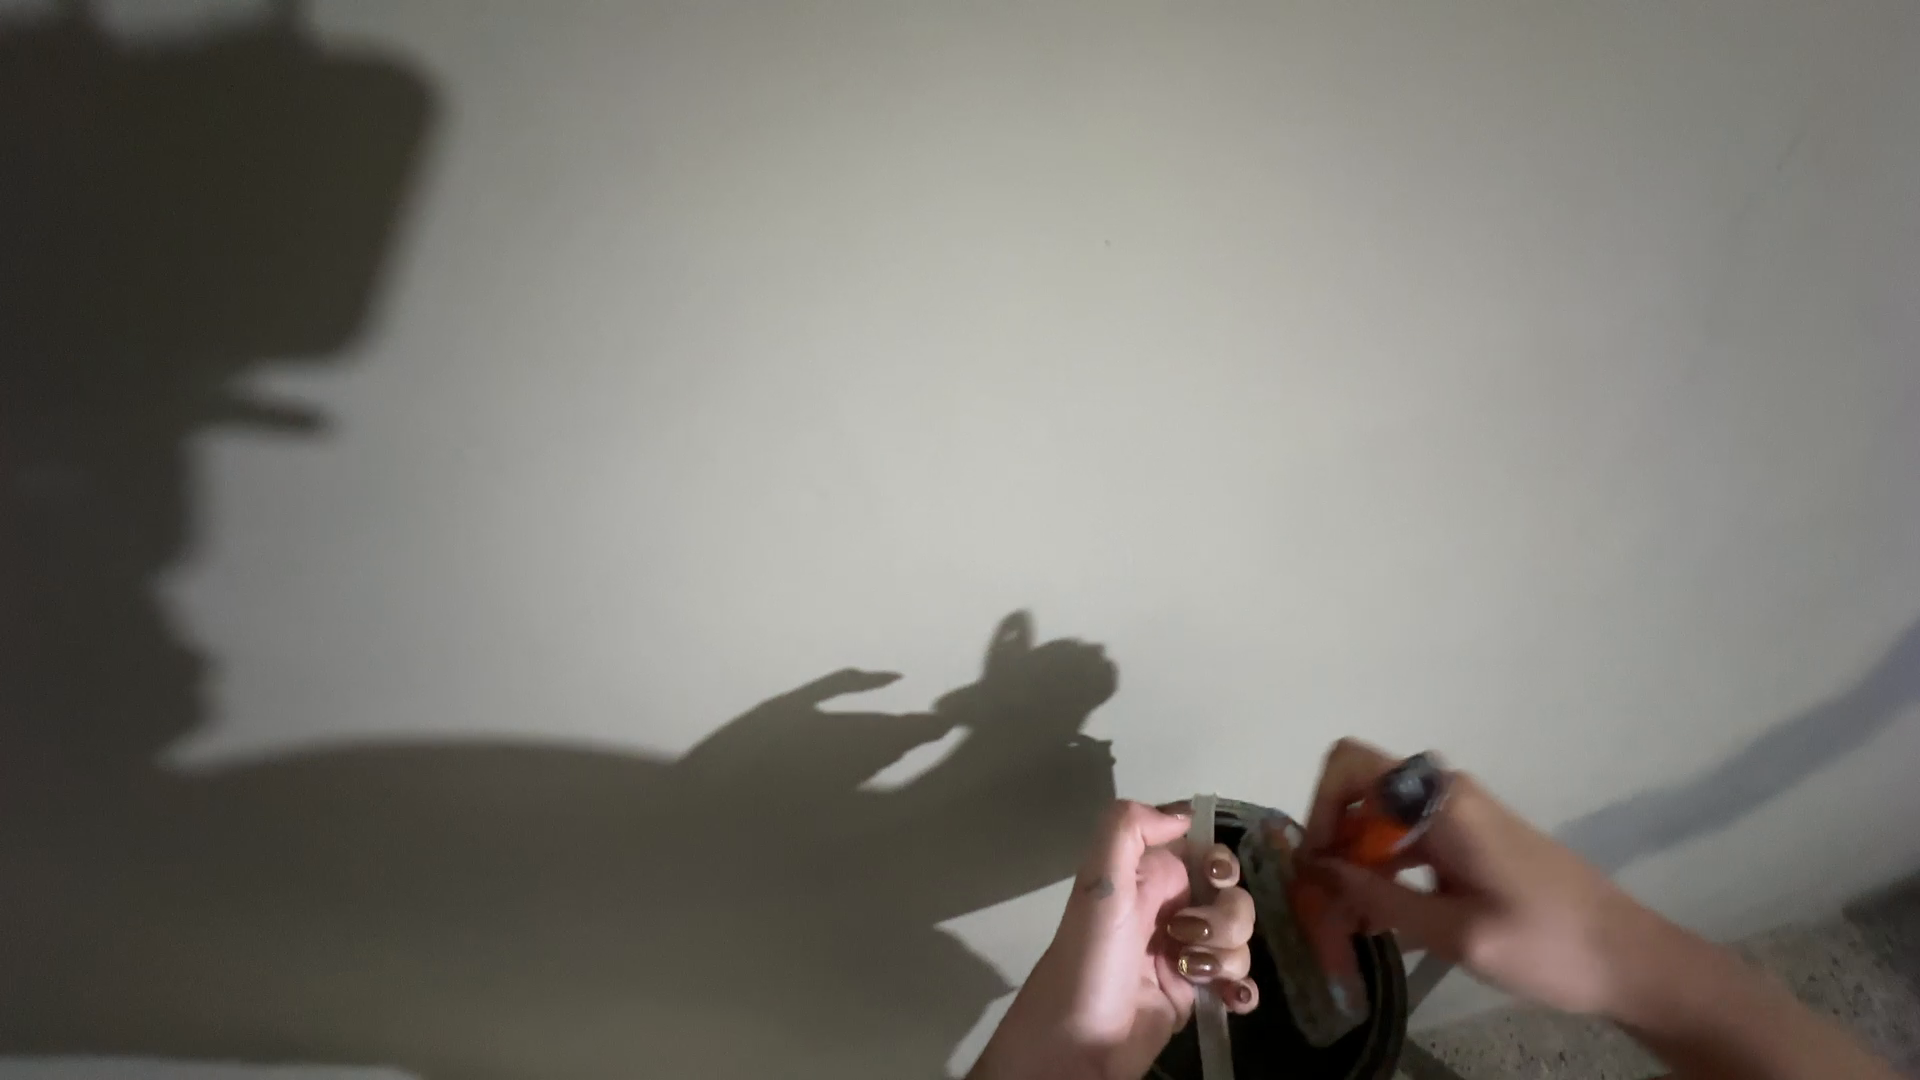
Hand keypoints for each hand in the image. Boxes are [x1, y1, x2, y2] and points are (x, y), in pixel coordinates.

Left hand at [970, 800, 1259, 1079]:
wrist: (1079, 1042)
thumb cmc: (1090, 956)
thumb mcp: (1099, 881)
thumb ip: (1127, 829)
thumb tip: (1180, 815)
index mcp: (1146, 874)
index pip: (1201, 851)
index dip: (1218, 862)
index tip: (1215, 879)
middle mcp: (1168, 907)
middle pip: (1230, 897)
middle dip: (1227, 917)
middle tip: (1192, 936)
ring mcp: (1183, 951)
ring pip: (1238, 939)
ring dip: (1229, 955)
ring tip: (1192, 973)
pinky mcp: (1194, 993)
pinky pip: (1237, 979)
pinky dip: (1242, 987)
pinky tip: (1231, 999)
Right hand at [1302, 739, 1653, 1014]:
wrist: (1639, 964)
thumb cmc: (1550, 945)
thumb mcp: (1457, 934)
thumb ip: (1381, 898)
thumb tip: (1321, 872)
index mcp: (1441, 802)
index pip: (1350, 765)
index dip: (1320, 805)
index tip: (1318, 860)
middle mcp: (1444, 792)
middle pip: (1357, 787)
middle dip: (1332, 835)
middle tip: (1326, 890)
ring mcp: (1457, 811)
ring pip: (1377, 812)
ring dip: (1354, 854)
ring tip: (1347, 912)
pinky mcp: (1467, 833)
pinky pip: (1403, 832)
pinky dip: (1381, 863)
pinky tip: (1379, 911)